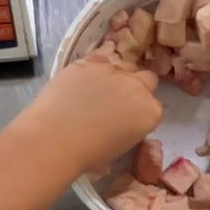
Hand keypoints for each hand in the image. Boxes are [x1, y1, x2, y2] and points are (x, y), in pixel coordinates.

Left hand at [19, 56, 162, 174]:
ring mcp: (114, 71)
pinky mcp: (90, 61)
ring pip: (125, 65)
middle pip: (147, 79)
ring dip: (119, 74)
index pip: (154, 106)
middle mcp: (137, 87)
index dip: (142, 110)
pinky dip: (99, 63)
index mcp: (150, 113)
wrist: (56, 138)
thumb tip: (118, 130)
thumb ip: (127, 132)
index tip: (130, 117)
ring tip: (101, 86)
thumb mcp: (119, 150)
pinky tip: (90, 72)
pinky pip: (102, 55)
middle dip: (137, 87)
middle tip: (120, 100)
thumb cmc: (88, 154)